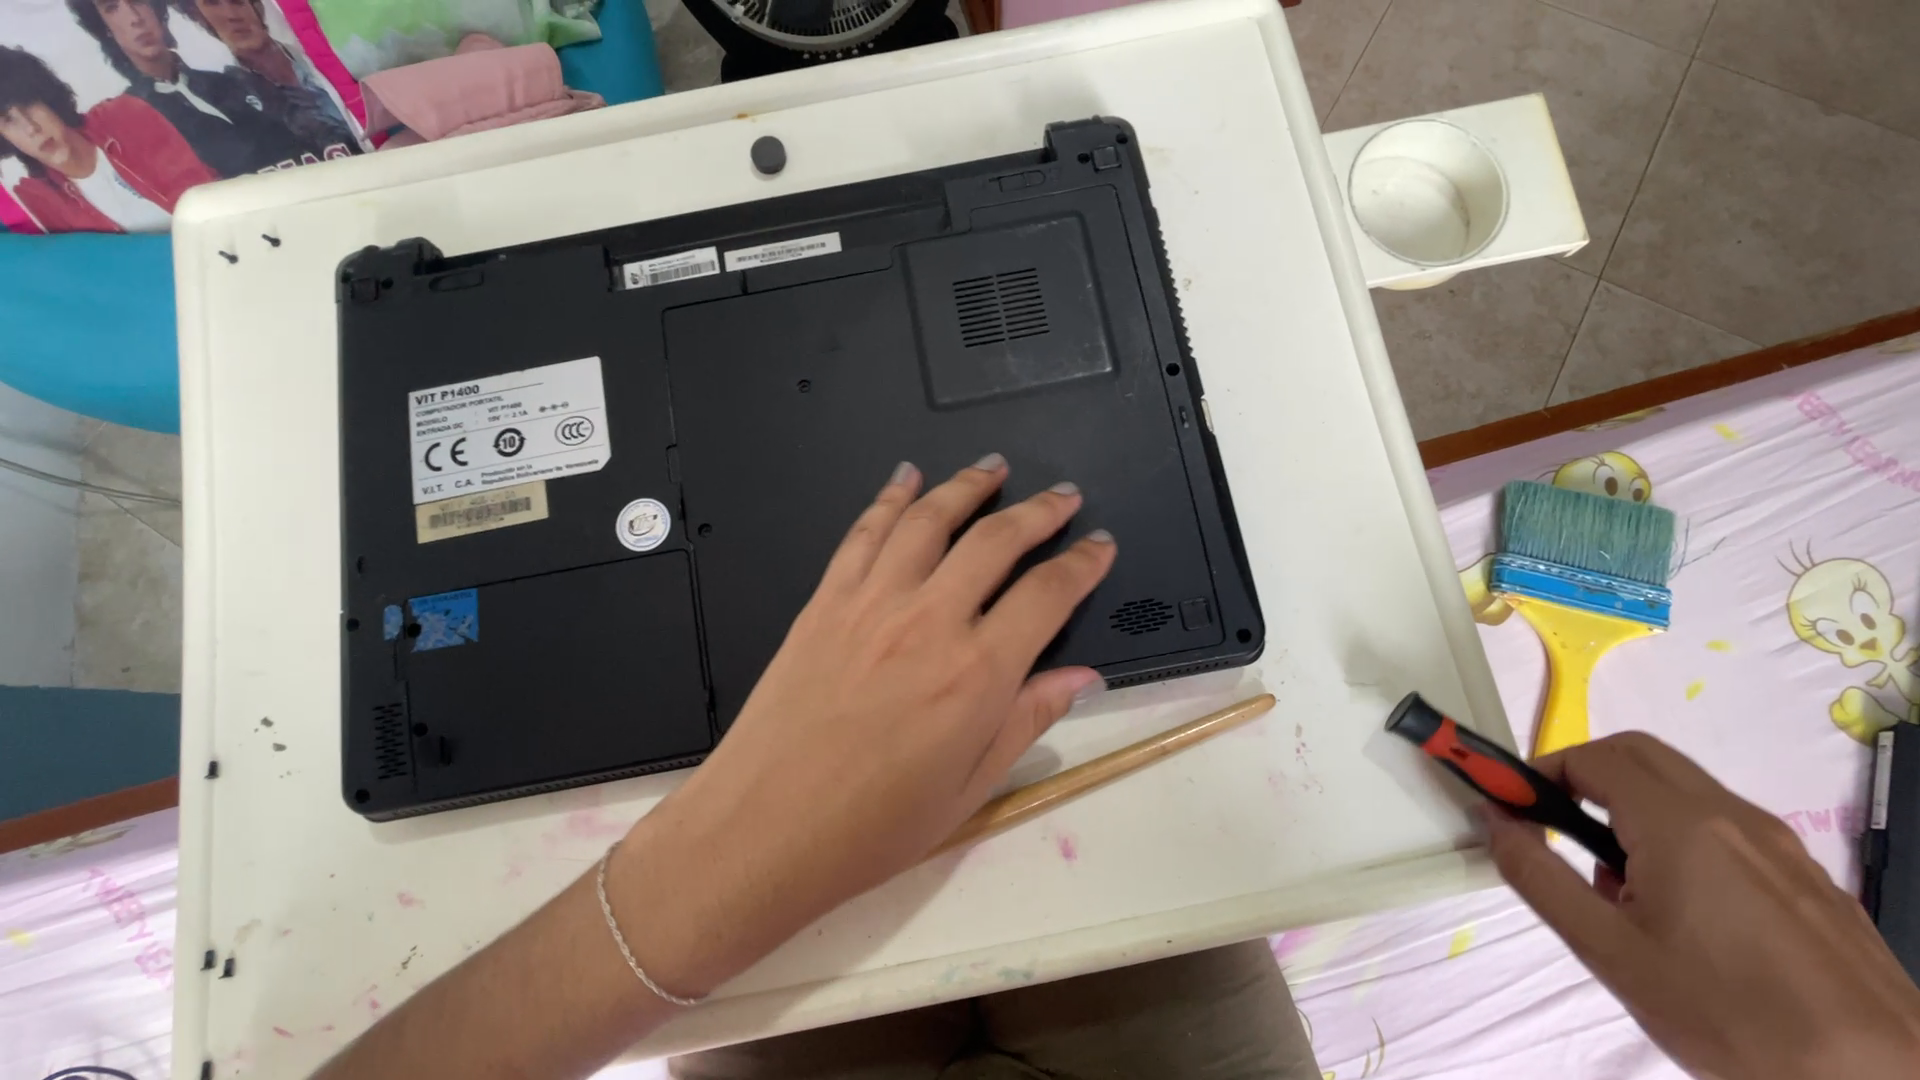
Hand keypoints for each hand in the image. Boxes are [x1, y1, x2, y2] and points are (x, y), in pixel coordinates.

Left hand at [612, 455, 1115, 998]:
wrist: (763, 827)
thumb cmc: (873, 827)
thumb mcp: (971, 789)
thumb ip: (1028, 720)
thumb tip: (1082, 677)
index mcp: (977, 673)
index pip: (1048, 595)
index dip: (1082, 563)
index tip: (1099, 545)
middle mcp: (929, 621)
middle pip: (996, 541)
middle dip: (1040, 511)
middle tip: (1064, 496)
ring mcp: (872, 603)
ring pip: (929, 520)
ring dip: (967, 485)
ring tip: (994, 467)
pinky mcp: (826, 600)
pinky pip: (865, 532)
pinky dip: (891, 497)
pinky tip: (906, 476)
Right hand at [1483, 733, 1919, 1079]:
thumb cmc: (1729, 1016)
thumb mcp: (1608, 950)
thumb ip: (1536, 874)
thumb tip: (1494, 819)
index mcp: (1681, 826)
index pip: (1590, 758)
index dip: (1537, 772)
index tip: (1511, 808)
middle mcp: (1733, 817)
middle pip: (1637, 754)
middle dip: (1580, 773)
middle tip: (1550, 825)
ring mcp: (1780, 846)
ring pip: (1682, 788)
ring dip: (1626, 805)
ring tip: (1613, 883)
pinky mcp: (1808, 878)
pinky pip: (1722, 827)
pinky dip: (1675, 833)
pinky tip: (1677, 910)